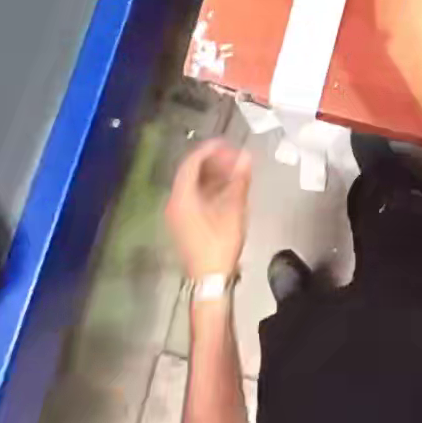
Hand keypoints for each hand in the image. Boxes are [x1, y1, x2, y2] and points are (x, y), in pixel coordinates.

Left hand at [166, 139, 251, 279]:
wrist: (210, 279)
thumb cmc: (220, 244)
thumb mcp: (233, 210)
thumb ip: (239, 180)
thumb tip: (246, 156)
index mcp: (182, 198)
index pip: (191, 164)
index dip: (209, 150)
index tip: (226, 143)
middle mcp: (175, 203)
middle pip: (191, 173)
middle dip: (213, 162)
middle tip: (234, 156)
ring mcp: (179, 214)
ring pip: (194, 185)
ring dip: (214, 175)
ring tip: (235, 170)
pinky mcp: (186, 223)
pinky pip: (195, 196)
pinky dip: (211, 188)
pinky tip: (228, 188)